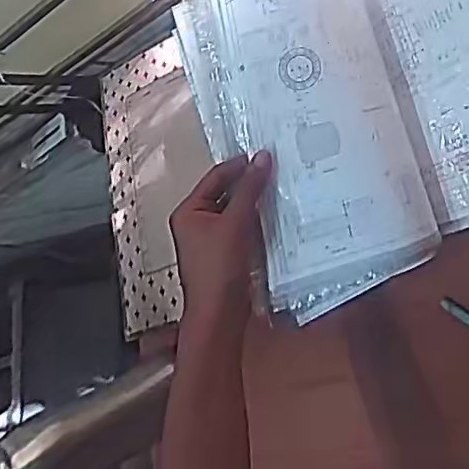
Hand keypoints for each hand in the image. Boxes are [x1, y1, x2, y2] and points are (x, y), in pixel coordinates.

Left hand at [171, 152, 272, 326]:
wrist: (221, 314)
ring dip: (256, 199)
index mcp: (189, 212)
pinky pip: (246, 223)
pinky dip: (259, 216)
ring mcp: (214, 236)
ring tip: (279, 186)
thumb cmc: (216, 271)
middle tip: (275, 168)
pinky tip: (275, 212)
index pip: (216, 177)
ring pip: (238, 207)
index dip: (239, 164)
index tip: (263, 155)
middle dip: (250, 181)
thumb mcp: (235, 222)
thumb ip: (249, 189)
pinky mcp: (230, 249)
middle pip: (227, 191)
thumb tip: (261, 160)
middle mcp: (198, 222)